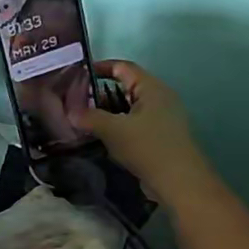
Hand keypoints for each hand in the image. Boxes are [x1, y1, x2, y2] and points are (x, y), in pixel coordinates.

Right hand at [71, 60, 210, 197]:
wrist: (178, 181)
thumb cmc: (147, 147)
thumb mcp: (113, 130)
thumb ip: (90, 118)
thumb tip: (70, 112)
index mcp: (151, 88)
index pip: (123, 67)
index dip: (100, 67)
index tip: (77, 74)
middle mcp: (159, 98)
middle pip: (125, 87)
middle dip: (100, 94)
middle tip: (75, 102)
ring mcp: (161, 118)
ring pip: (129, 108)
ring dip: (107, 113)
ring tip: (83, 121)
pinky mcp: (160, 136)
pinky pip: (134, 124)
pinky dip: (117, 127)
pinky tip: (102, 138)